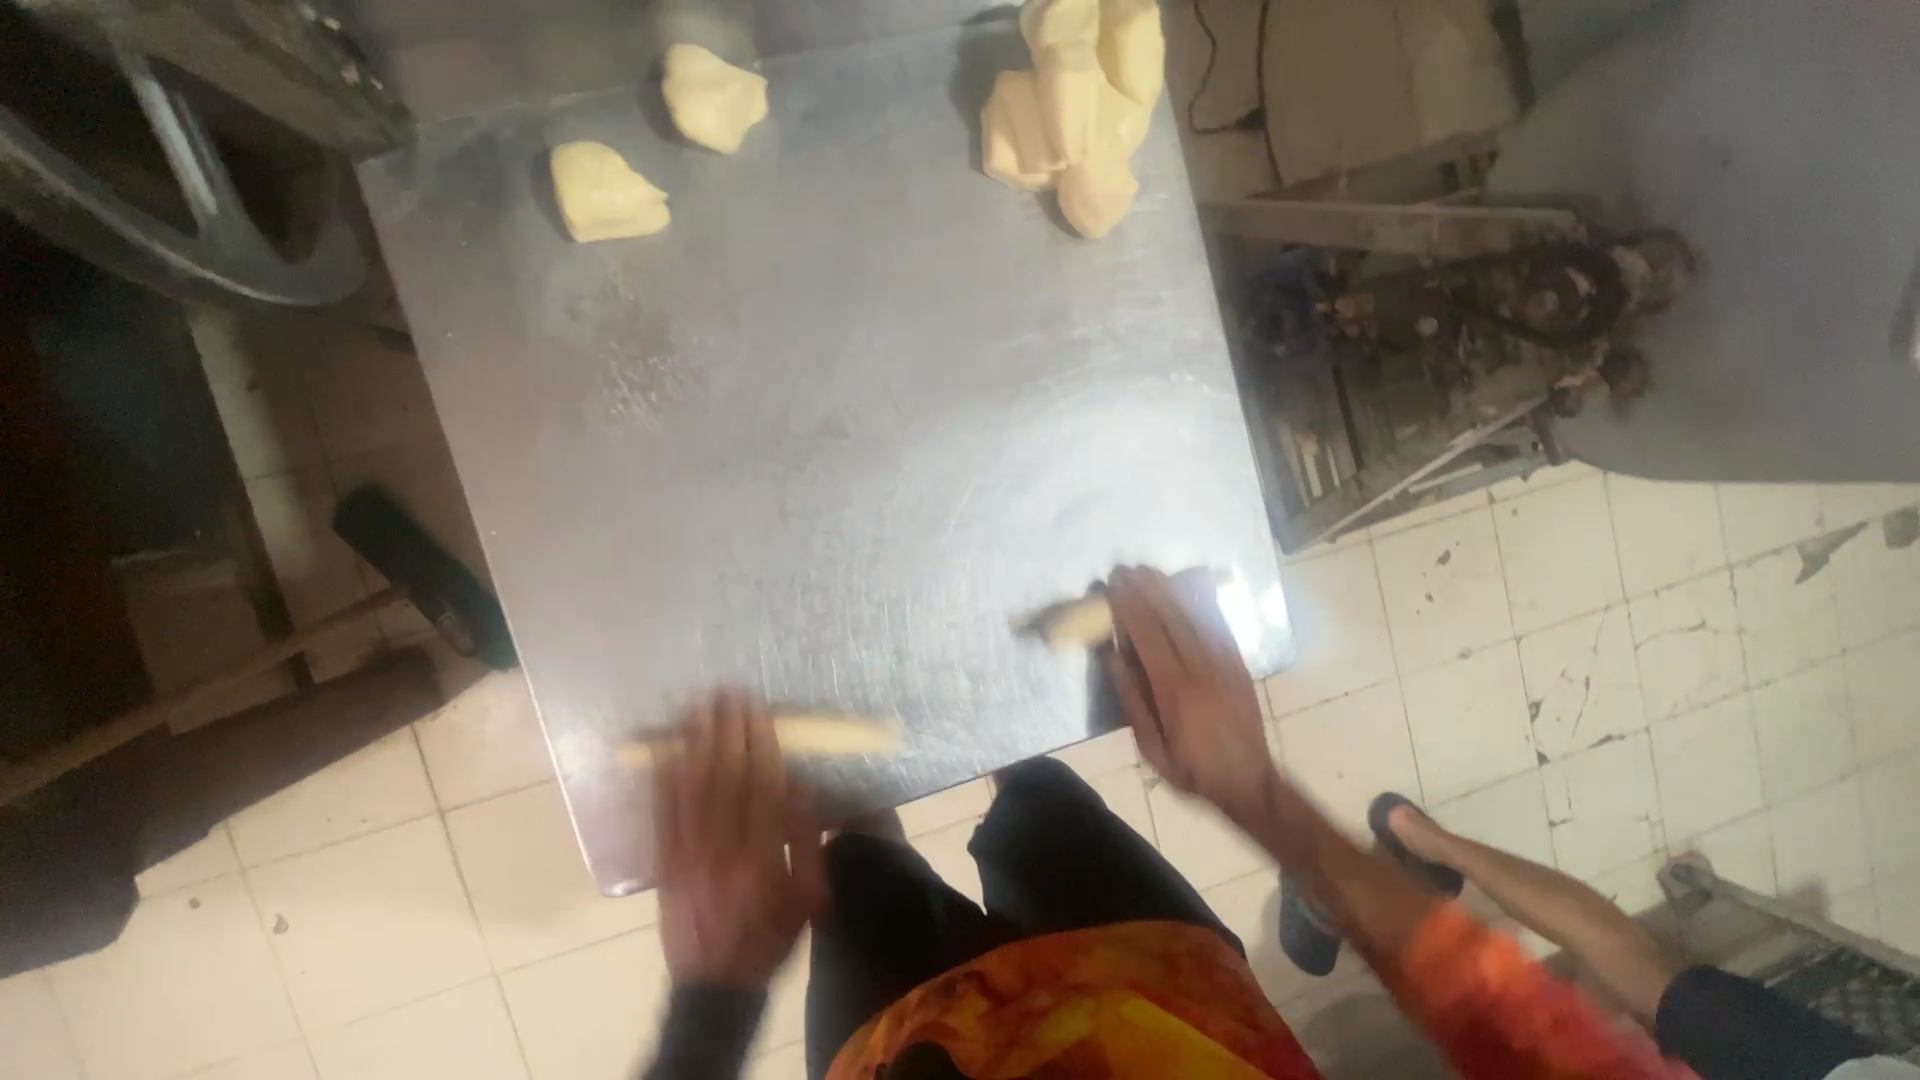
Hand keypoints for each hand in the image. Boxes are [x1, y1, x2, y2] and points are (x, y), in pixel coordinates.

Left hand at [654, 689, 824, 987]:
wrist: (714, 987)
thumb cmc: (770, 937)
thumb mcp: (807, 896)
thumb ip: (806, 840)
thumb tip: (800, 786)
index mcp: (763, 855)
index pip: (761, 784)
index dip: (759, 742)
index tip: (758, 709)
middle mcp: (723, 848)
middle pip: (725, 776)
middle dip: (726, 730)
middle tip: (727, 693)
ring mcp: (688, 855)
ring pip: (691, 788)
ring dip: (694, 743)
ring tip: (698, 706)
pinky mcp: (664, 864)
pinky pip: (662, 815)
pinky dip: (663, 779)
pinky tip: (666, 750)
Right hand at [1102, 566, 1278, 820]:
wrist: (1249, 782)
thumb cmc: (1191, 770)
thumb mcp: (1151, 746)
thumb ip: (1131, 698)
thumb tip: (1112, 655)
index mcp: (1175, 691)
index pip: (1148, 635)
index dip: (1129, 606)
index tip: (1112, 586)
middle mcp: (1202, 669)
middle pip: (1172, 617)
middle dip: (1146, 589)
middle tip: (1125, 569)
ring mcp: (1225, 664)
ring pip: (1196, 616)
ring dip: (1170, 589)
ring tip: (1149, 572)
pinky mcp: (1239, 664)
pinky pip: (1219, 625)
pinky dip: (1201, 603)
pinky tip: (1187, 587)